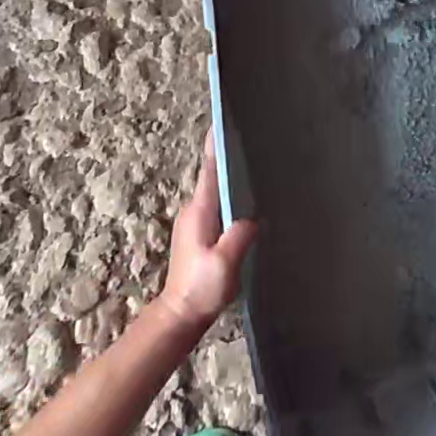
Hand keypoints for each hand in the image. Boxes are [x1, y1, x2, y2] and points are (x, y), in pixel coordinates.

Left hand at [155, 136, 257, 328]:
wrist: (181, 314)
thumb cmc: (200, 288)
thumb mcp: (223, 263)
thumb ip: (239, 236)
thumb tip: (254, 217)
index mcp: (200, 211)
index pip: (209, 169)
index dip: (215, 145)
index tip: (222, 121)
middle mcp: (195, 210)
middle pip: (213, 174)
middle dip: (227, 154)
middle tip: (251, 134)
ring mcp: (197, 222)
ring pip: (216, 189)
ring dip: (230, 174)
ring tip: (255, 158)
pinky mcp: (202, 233)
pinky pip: (219, 203)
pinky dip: (231, 192)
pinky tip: (249, 195)